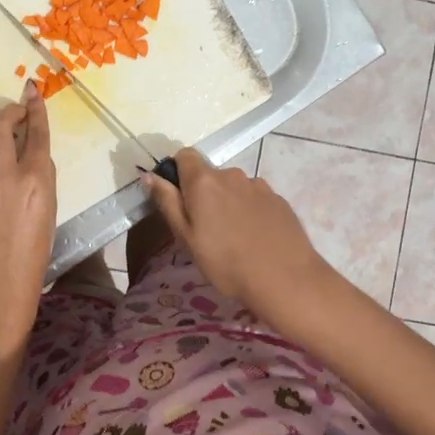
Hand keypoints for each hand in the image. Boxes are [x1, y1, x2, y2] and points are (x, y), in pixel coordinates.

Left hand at [0, 81, 56, 352]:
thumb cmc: (33, 249)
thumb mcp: (50, 207)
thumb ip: (42, 173)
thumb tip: (29, 147)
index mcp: (35, 180)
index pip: (36, 132)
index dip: (35, 107)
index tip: (32, 91)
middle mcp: (3, 175)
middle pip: (1, 127)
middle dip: (9, 114)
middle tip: (14, 116)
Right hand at [141, 148, 331, 315]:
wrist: (285, 279)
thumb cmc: (225, 262)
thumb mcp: (186, 237)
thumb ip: (167, 202)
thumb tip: (150, 176)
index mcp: (204, 181)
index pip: (184, 155)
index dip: (178, 173)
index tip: (179, 199)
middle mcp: (231, 174)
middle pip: (210, 174)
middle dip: (204, 194)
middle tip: (206, 229)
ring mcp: (258, 185)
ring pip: (233, 187)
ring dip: (228, 202)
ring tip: (234, 237)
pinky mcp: (278, 199)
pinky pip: (254, 198)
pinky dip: (249, 211)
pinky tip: (255, 238)